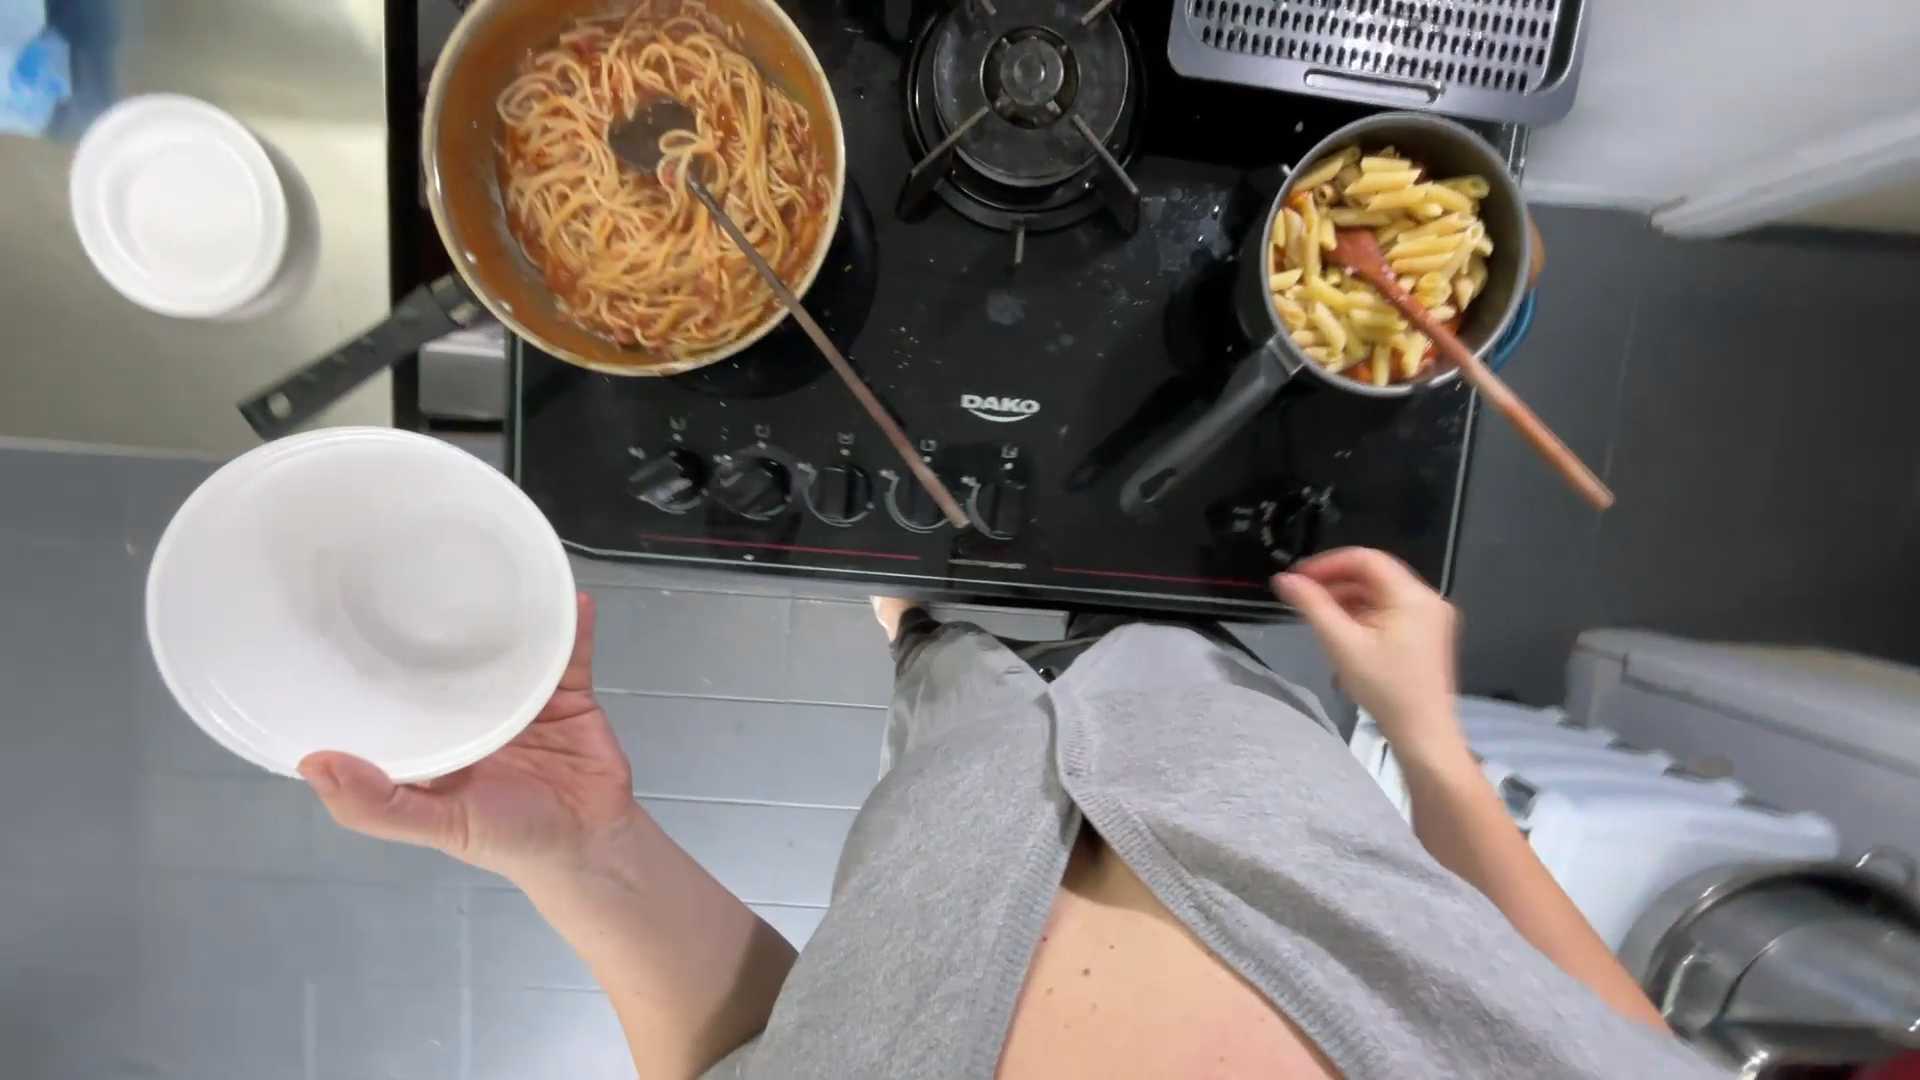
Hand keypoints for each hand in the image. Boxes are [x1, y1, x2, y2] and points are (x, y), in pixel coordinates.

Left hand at [298, 593, 641, 884]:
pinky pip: (571, 657)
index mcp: (437, 743)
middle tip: (425, 577)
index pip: (398, 700)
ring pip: (514, 652)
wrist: (590, 840)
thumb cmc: (511, 836)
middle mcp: (477, 715)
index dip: (373, 670)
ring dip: (514, 618)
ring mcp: (526, 701)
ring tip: (503, 577)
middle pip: (458, 664)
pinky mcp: (570, 695)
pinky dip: (575, 631)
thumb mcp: (440, 826)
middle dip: (444, 626)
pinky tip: (572, 602)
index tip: (346, 626)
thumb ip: (378, 805)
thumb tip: (312, 761)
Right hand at [1273, 548, 1465, 762]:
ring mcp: (1429, 616)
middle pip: (1372, 574)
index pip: (1365, 559)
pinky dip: (1360, 612)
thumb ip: (1311, 605)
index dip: (1327, 564)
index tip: (1296, 578)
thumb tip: (1283, 579)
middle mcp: (1426, 599)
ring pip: (1378, 592)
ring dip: (1345, 597)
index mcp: (1412, 596)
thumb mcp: (1341, 643)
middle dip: (1334, 581)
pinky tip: (1339, 628)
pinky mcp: (1425, 632)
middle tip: (1301, 596)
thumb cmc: (1383, 687)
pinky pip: (1387, 609)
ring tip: (1315, 614)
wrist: (1422, 732)